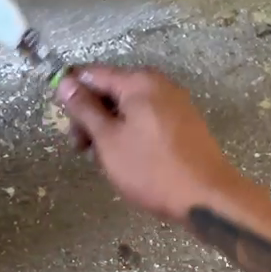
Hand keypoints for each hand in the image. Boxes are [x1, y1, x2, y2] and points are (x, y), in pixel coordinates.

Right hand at [55, 65, 244, 221]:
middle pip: (111, 89)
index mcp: (138, 81)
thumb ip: (84, 108)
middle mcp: (158, 83)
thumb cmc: (151, 168)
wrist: (208, 198)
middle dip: (91, 114)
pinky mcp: (184, 122)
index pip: (92, 74)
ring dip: (109, 126)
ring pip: (128, 105)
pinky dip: (130, 130)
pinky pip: (146, 117)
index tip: (62, 119)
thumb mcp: (108, 139)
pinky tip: (127, 156)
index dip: (71, 93)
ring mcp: (175, 102)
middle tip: (81, 147)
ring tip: (104, 158)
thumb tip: (65, 82)